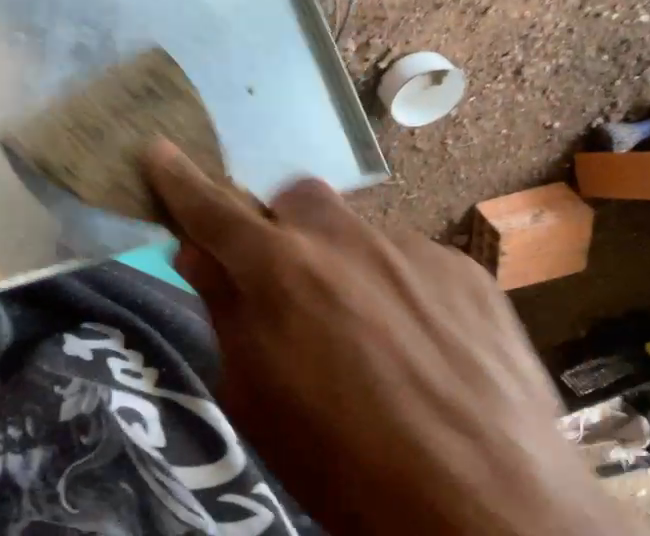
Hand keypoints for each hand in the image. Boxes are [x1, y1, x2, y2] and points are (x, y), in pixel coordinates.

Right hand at [141, 140, 646, 535]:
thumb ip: (224, 312)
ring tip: (370, 336)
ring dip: (344, 264)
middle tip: (290, 283)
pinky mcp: (467, 274)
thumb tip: (199, 255)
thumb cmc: (346, 466)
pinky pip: (413, 262)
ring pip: (358, 233)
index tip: (158, 150)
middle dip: (282, 227)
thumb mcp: (255, 398)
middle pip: (295, 199)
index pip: (211, 209)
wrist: (492, 513)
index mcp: (279, 271)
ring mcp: (411, 251)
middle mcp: (342, 241)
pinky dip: (400, 291)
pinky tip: (422, 350)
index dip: (178, 179)